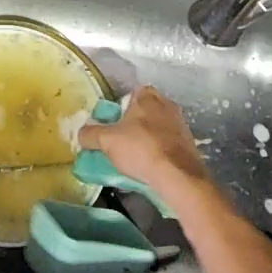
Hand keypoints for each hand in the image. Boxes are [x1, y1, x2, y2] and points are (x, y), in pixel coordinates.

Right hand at [77, 86, 212, 196]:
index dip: (119, 109)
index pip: (130, 94)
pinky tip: (150, 169)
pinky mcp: (190, 147)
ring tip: (134, 160)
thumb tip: (81, 134)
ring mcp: (181, 126)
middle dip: (133, 126)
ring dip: (146, 141)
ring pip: (157, 130)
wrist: (179, 178)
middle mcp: (167, 105)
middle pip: (144, 112)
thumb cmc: (141, 149)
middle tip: (120, 142)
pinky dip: (159, 154)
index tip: (112, 125)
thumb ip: (90, 134)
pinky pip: (167, 146)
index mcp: (148, 96)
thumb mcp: (106, 141)